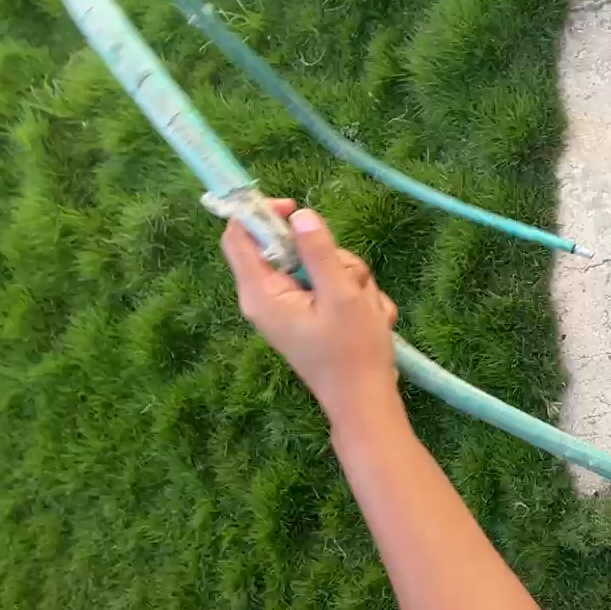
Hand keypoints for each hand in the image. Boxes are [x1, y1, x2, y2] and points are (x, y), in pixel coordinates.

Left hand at [220, 198, 401, 423]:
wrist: (366, 400)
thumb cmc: (352, 350)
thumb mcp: (342, 295)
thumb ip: (319, 252)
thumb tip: (300, 215)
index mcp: (262, 293)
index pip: (239, 237)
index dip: (262, 214)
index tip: (297, 209)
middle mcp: (270, 299)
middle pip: (292, 251)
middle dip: (331, 258)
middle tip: (353, 281)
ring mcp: (292, 310)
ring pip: (321, 269)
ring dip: (353, 281)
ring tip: (368, 309)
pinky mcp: (311, 319)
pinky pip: (333, 290)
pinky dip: (357, 298)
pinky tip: (370, 319)